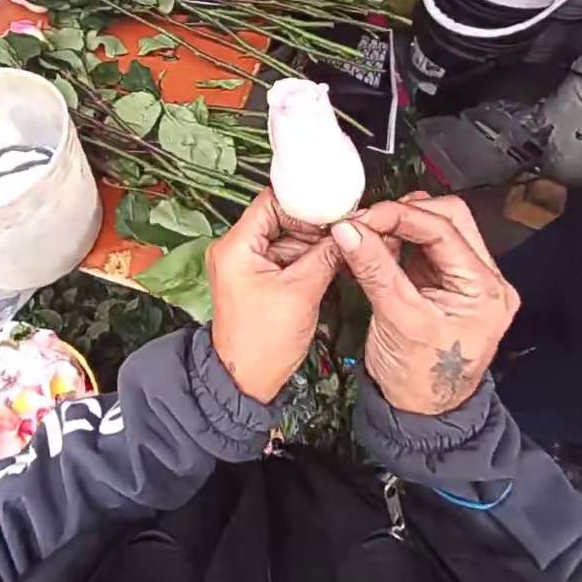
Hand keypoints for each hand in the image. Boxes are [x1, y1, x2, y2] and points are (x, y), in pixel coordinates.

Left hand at [207, 189, 344, 401]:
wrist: (245, 379)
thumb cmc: (261, 344)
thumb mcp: (302, 292)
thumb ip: (326, 256)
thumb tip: (347, 232)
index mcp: (236, 246)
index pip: (270, 202)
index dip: (303, 202)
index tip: (331, 206)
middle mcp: (234, 250)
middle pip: (278, 219)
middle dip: (312, 224)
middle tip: (342, 229)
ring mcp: (243, 264)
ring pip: (283, 238)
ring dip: (311, 242)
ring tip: (339, 248)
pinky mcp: (254, 278)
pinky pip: (281, 256)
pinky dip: (304, 257)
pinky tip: (327, 261)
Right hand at [331, 196, 518, 414]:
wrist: (421, 414)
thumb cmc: (420, 379)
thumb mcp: (397, 320)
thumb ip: (374, 269)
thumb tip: (349, 229)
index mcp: (485, 288)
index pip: (443, 230)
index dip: (398, 216)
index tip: (360, 218)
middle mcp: (482, 278)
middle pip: (447, 218)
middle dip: (403, 213)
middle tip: (364, 221)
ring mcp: (461, 279)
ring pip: (434, 227)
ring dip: (398, 224)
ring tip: (366, 235)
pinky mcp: (440, 283)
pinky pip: (419, 247)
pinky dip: (395, 240)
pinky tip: (373, 247)